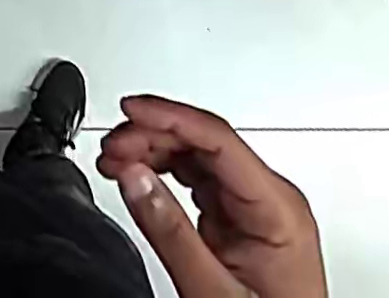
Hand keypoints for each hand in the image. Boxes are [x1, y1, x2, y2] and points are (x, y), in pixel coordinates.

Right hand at [97, 95, 325, 297]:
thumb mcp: (214, 293)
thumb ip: (170, 233)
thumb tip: (132, 174)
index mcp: (278, 210)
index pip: (217, 139)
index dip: (168, 116)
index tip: (129, 109)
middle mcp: (269, 198)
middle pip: (199, 140)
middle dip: (147, 135)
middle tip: (110, 149)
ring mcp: (250, 204)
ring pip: (189, 150)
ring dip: (145, 147)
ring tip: (113, 161)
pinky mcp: (231, 213)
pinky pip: (186, 170)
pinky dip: (153, 164)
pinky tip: (132, 172)